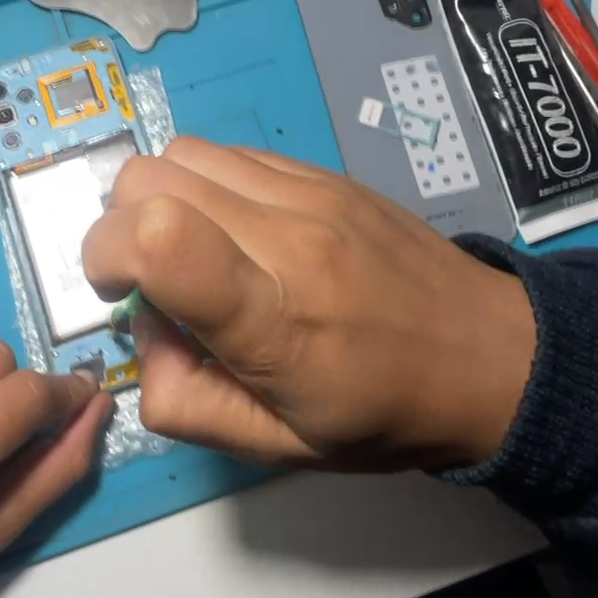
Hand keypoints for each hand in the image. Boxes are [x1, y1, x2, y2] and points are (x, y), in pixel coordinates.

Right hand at [81, 137, 535, 470]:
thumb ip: (182, 399)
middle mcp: (286, 236)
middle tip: (151, 274)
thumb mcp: (275, 446)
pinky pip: (228, 151)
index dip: (108, 251)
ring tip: (193, 245)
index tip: (118, 289)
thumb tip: (144, 328)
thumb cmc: (381, 414)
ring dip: (159, 196)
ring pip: (181, 153)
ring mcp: (308, 191)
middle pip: (150, 177)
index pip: (162, 237)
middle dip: (119, 225)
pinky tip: (236, 226)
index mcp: (274, 320)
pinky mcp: (322, 171)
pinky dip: (205, 183)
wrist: (490, 352)